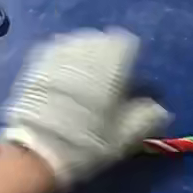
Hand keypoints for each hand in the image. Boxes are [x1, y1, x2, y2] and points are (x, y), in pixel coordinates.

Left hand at [0, 28, 170, 188]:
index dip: (128, 61)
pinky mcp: (33, 65)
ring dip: (80, 58)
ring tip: (81, 81)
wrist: (36, 151)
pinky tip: (59, 82)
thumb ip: (146, 117)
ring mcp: (54, 55)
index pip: (127, 44)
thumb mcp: (126, 136)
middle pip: (99, 42)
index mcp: (111, 60)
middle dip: (103, 57)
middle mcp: (82, 49)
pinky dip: (60, 64)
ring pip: (74, 45)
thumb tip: (159, 110)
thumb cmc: (86, 142)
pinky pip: (51, 55)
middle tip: (104, 81)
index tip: (127, 80)